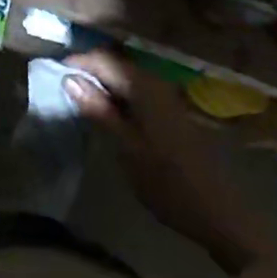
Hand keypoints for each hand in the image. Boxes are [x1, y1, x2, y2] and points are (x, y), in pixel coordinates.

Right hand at [59, 48, 272, 276]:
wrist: (224, 218)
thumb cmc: (170, 182)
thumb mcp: (127, 149)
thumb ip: (98, 110)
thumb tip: (68, 78)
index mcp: (145, 88)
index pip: (103, 59)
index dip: (76, 62)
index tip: (52, 74)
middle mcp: (158, 85)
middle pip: (115, 65)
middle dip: (88, 72)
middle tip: (64, 88)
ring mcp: (168, 99)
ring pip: (126, 78)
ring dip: (103, 85)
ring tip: (82, 102)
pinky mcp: (173, 115)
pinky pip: (138, 93)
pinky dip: (119, 97)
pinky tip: (110, 116)